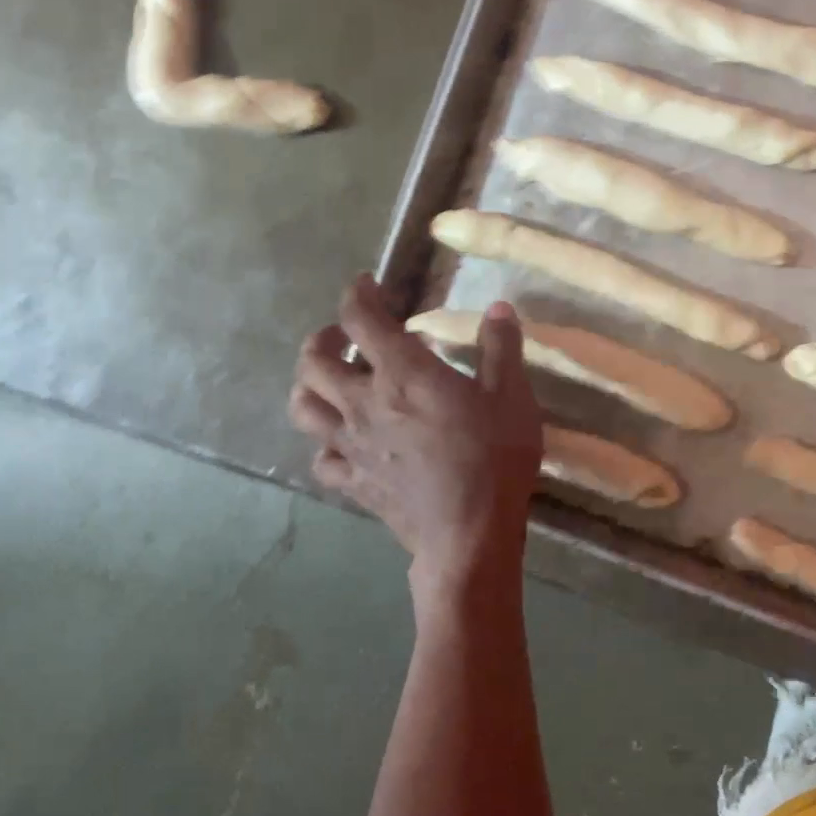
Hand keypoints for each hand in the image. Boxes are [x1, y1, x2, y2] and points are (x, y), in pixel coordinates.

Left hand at [289, 276, 543, 603]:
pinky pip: (321, 457)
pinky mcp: (353, 481)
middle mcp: (364, 403)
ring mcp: (351, 446)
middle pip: (313, 363)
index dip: (358, 295)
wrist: (468, 532)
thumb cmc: (495, 456)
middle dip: (323, 339)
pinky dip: (326, 441)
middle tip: (345, 337)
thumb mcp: (512, 396)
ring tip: (331, 381)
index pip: (363, 321)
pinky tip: (345, 442)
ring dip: (310, 386)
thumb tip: (499, 307)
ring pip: (303, 408)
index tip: (366, 283)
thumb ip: (501, 348)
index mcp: (404, 374)